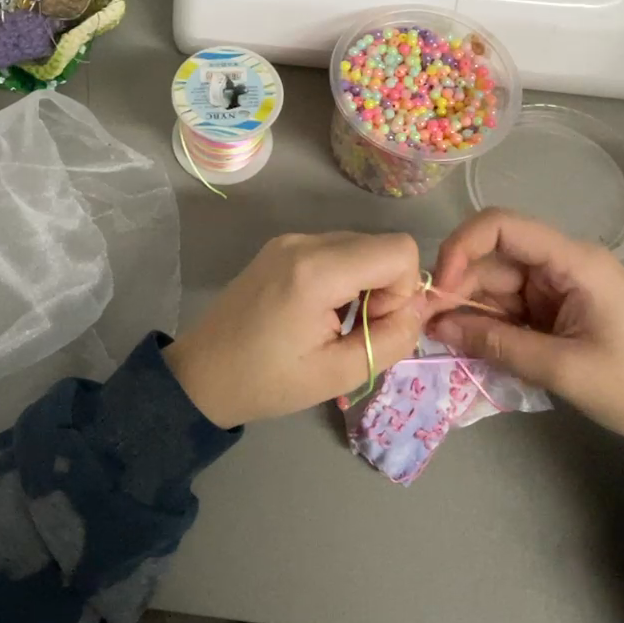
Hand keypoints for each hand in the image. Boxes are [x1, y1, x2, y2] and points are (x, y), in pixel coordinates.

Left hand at [164, 232, 424, 429]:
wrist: (201, 374)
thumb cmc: (267, 382)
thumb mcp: (339, 373)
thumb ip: (393, 338)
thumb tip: (422, 307)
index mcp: (316, 270)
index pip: (398, 249)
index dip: (402, 290)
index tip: (375, 325)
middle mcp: (303, 241)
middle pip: (379, 245)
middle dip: (384, 288)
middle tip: (353, 330)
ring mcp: (288, 240)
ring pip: (359, 247)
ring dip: (363, 284)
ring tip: (332, 325)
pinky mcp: (280, 247)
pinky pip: (334, 251)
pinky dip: (342, 278)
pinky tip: (317, 313)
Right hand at [425, 210, 623, 476]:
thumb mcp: (563, 369)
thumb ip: (495, 344)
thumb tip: (435, 327)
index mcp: (574, 261)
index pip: (501, 226)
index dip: (461, 247)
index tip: (440, 289)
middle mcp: (562, 265)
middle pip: (492, 259)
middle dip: (457, 289)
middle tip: (427, 328)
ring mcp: (559, 289)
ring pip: (495, 286)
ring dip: (469, 311)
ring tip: (444, 343)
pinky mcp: (557, 313)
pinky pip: (509, 309)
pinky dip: (488, 326)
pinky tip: (470, 347)